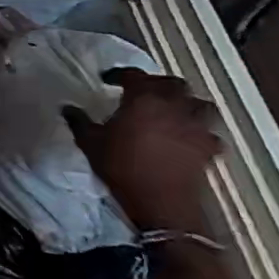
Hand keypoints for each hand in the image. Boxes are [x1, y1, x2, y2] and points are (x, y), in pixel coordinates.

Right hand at [76, 68, 223, 234]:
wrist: (160, 204)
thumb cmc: (122, 167)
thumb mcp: (90, 143)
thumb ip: (79, 121)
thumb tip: (67, 108)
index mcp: (143, 98)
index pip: (134, 75)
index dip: (119, 74)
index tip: (108, 80)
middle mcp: (173, 106)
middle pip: (173, 83)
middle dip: (158, 84)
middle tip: (144, 92)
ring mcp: (195, 127)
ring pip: (201, 104)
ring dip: (189, 104)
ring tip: (175, 111)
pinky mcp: (208, 149)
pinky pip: (210, 134)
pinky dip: (202, 133)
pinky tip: (190, 139)